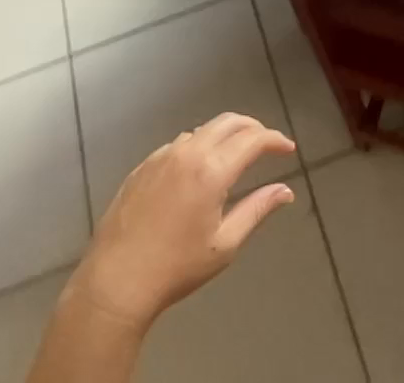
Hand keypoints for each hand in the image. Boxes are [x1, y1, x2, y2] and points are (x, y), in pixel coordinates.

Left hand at [69, 113, 296, 329]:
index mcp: (211, 170)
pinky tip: (197, 170)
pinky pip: (177, 145)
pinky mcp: (142, 167)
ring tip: (235, 156)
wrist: (116, 281)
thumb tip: (285, 191)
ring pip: (201, 131)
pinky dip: (197, 147)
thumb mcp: (225, 243)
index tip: (288, 148)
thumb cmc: (177, 267)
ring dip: (224, 135)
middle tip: (266, 144)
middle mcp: (187, 153)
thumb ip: (257, 209)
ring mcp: (160, 157)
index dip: (274, 140)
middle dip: (252, 127)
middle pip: (227, 122)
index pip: (252, 139)